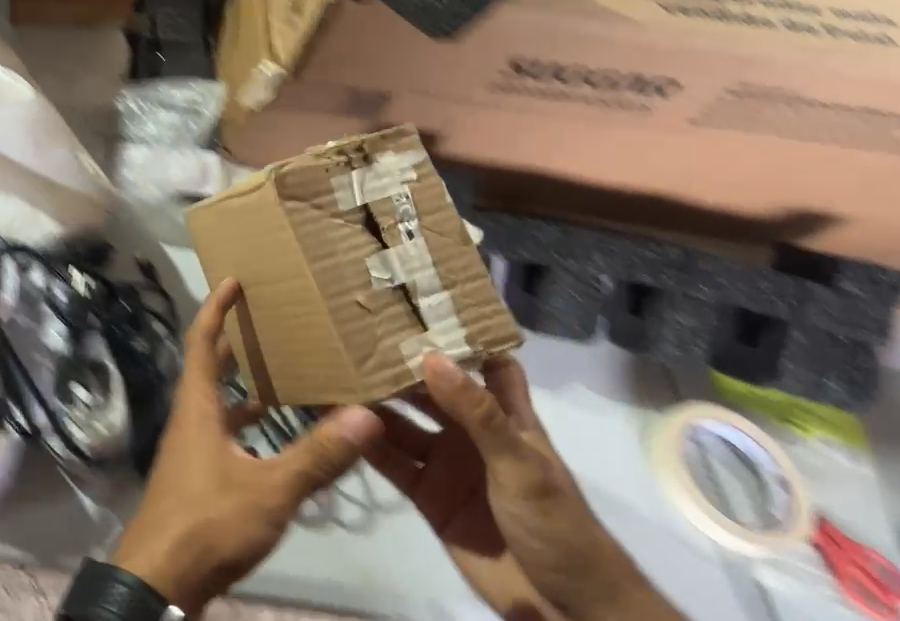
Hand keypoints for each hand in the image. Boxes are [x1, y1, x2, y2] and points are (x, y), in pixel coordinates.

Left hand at [113, 279, 382, 615]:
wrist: (161, 578)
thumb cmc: (209, 521)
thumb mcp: (270, 489)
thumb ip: (317, 455)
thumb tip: (366, 414)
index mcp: (198, 407)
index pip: (201, 342)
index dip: (216, 309)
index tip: (232, 280)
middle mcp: (190, 419)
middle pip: (209, 368)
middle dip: (233, 342)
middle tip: (268, 321)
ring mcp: (191, 449)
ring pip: (218, 404)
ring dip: (243, 385)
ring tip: (282, 371)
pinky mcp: (198, 477)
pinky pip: (224, 434)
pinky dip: (247, 425)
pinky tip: (275, 436)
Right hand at [366, 354, 681, 620]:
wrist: (563, 606)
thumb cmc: (556, 525)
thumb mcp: (520, 464)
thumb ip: (476, 413)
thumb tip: (431, 356)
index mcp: (505, 418)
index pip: (486, 364)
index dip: (461, 338)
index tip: (420, 309)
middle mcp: (472, 434)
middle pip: (431, 391)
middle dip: (398, 368)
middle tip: (353, 337)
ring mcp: (448, 464)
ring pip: (403, 424)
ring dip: (375, 405)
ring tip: (335, 377)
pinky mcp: (428, 495)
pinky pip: (392, 463)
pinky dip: (367, 446)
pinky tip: (340, 426)